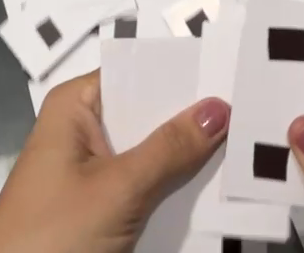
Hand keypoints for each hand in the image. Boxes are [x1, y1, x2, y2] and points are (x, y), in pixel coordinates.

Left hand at [0, 71, 230, 252]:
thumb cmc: (52, 233)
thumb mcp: (117, 189)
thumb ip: (169, 149)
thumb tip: (218, 106)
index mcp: (77, 104)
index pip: (139, 73)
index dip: (183, 73)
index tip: (232, 71)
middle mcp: (84, 127)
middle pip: (148, 113)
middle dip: (193, 118)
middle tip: (251, 111)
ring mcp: (92, 169)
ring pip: (151, 152)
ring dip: (189, 157)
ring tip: (247, 146)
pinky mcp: (100, 206)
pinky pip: (146, 186)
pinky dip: (174, 189)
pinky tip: (214, 189)